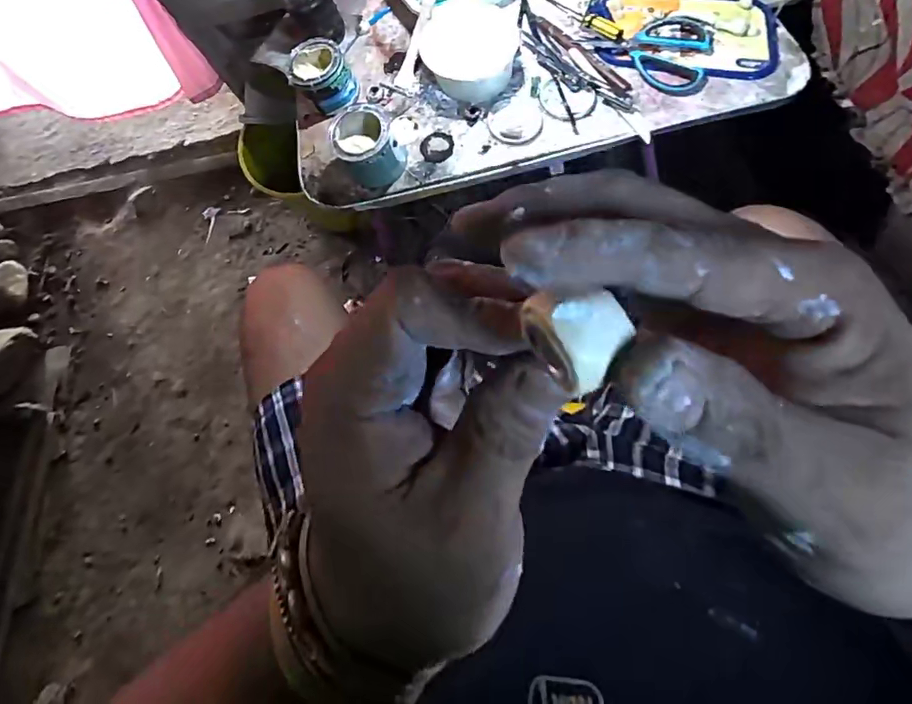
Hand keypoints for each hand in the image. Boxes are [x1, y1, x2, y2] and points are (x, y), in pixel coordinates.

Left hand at [298, 269, 569, 674]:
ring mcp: (367, 367)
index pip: (404, 303)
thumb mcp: (470, 518)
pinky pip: (438, 335)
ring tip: (553, 334)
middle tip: (564, 324)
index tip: (545, 329)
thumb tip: (558, 345)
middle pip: (418, 294)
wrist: (368, 616)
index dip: (476, 304)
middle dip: (490, 303)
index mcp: (348, 392)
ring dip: (492, 315)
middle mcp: (347, 362)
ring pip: (431, 306)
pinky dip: (483, 337)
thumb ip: (507, 426)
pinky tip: (525, 353)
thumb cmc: (414, 583)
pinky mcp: (393, 379)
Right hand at [447, 171, 911, 619]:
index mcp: (815, 284)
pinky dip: (555, 274)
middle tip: (470, 227)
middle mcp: (761, 256)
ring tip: (470, 239)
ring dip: (542, 230)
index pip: (689, 250)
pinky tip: (504, 278)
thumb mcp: (833, 491)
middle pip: (643, 210)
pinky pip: (611, 276)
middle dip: (550, 214)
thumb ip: (736, 422)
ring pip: (618, 229)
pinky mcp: (691, 303)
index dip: (596, 247)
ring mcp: (721, 275)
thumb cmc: (905, 517)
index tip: (517, 255)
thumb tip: (632, 361)